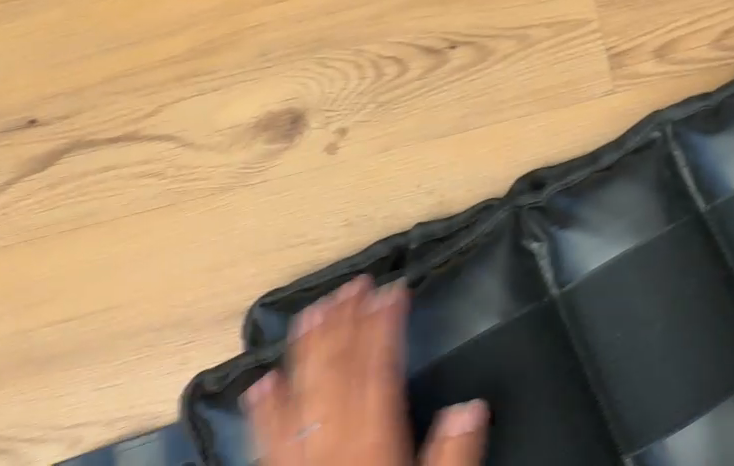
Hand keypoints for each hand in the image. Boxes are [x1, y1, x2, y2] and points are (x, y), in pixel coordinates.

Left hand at [243, 276, 487, 465]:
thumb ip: (453, 456)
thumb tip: (472, 406)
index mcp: (372, 442)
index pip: (378, 369)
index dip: (384, 324)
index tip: (391, 290)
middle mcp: (331, 444)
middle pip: (335, 372)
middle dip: (344, 324)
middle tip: (351, 285)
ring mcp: (298, 463)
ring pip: (298, 394)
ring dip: (305, 350)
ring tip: (312, 312)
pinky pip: (266, 440)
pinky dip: (264, 408)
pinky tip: (261, 384)